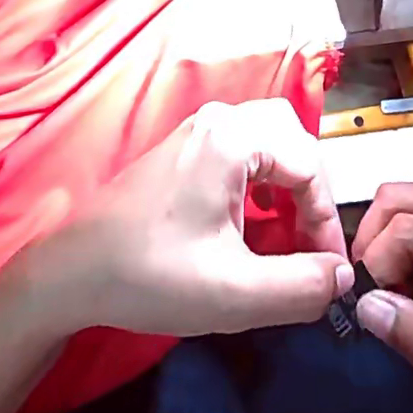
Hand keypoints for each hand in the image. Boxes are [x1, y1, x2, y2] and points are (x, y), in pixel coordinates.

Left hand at [25, 98, 351, 337]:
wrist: (72, 270)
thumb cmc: (151, 273)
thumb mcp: (235, 293)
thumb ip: (301, 287)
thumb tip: (340, 276)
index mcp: (232, 138)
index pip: (308, 165)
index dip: (327, 221)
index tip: (329, 270)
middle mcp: (218, 120)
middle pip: (291, 136)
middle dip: (309, 187)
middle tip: (309, 235)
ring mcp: (197, 129)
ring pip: (267, 137)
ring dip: (286, 179)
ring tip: (286, 227)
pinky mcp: (183, 146)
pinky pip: (241, 146)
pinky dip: (261, 174)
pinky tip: (252, 212)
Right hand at [353, 185, 412, 412]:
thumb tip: (367, 305)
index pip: (410, 229)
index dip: (378, 266)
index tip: (370, 313)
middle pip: (400, 198)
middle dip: (373, 245)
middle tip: (374, 299)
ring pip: (406, 197)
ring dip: (385, 241)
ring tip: (395, 295)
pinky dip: (401, 239)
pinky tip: (412, 282)